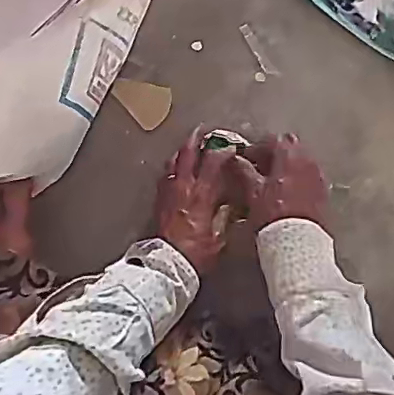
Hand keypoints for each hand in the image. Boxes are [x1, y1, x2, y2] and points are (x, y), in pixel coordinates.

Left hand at [155, 126, 239, 272]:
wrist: (168, 263)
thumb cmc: (196, 252)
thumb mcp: (220, 236)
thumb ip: (226, 216)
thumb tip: (233, 205)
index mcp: (202, 195)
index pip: (213, 163)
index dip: (223, 151)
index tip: (230, 146)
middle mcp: (184, 188)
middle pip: (188, 155)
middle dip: (196, 140)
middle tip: (202, 131)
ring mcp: (170, 192)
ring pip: (174, 162)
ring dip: (182, 151)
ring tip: (188, 145)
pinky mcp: (160, 200)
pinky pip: (165, 176)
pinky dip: (172, 167)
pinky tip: (174, 168)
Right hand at [230, 134, 328, 227]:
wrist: (298, 242)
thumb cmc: (273, 213)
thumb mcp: (253, 191)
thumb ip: (244, 172)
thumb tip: (235, 160)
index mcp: (290, 156)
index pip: (273, 141)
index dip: (256, 148)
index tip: (244, 158)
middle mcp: (308, 162)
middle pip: (290, 149)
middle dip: (274, 155)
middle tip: (258, 168)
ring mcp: (318, 178)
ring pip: (301, 164)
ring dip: (286, 168)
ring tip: (270, 183)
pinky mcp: (323, 194)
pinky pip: (308, 179)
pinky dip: (296, 181)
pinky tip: (284, 195)